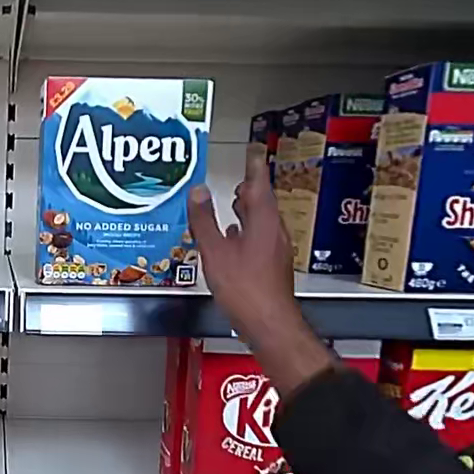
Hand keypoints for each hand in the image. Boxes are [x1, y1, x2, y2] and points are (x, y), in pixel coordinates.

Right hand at [189, 165, 335, 393]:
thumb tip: (197, 191)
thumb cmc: (245, 288)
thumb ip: (204, 220)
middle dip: (249, 188)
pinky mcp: (271, 264)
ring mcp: (275, 248)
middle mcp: (273, 231)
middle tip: (239, 178)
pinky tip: (234, 239)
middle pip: (262, 201)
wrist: (269, 323)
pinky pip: (259, 237)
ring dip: (247, 209)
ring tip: (232, 204)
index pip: (259, 183)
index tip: (253, 150)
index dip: (254, 165)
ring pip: (261, 220)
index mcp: (262, 221)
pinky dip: (246, 230)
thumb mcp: (215, 251)